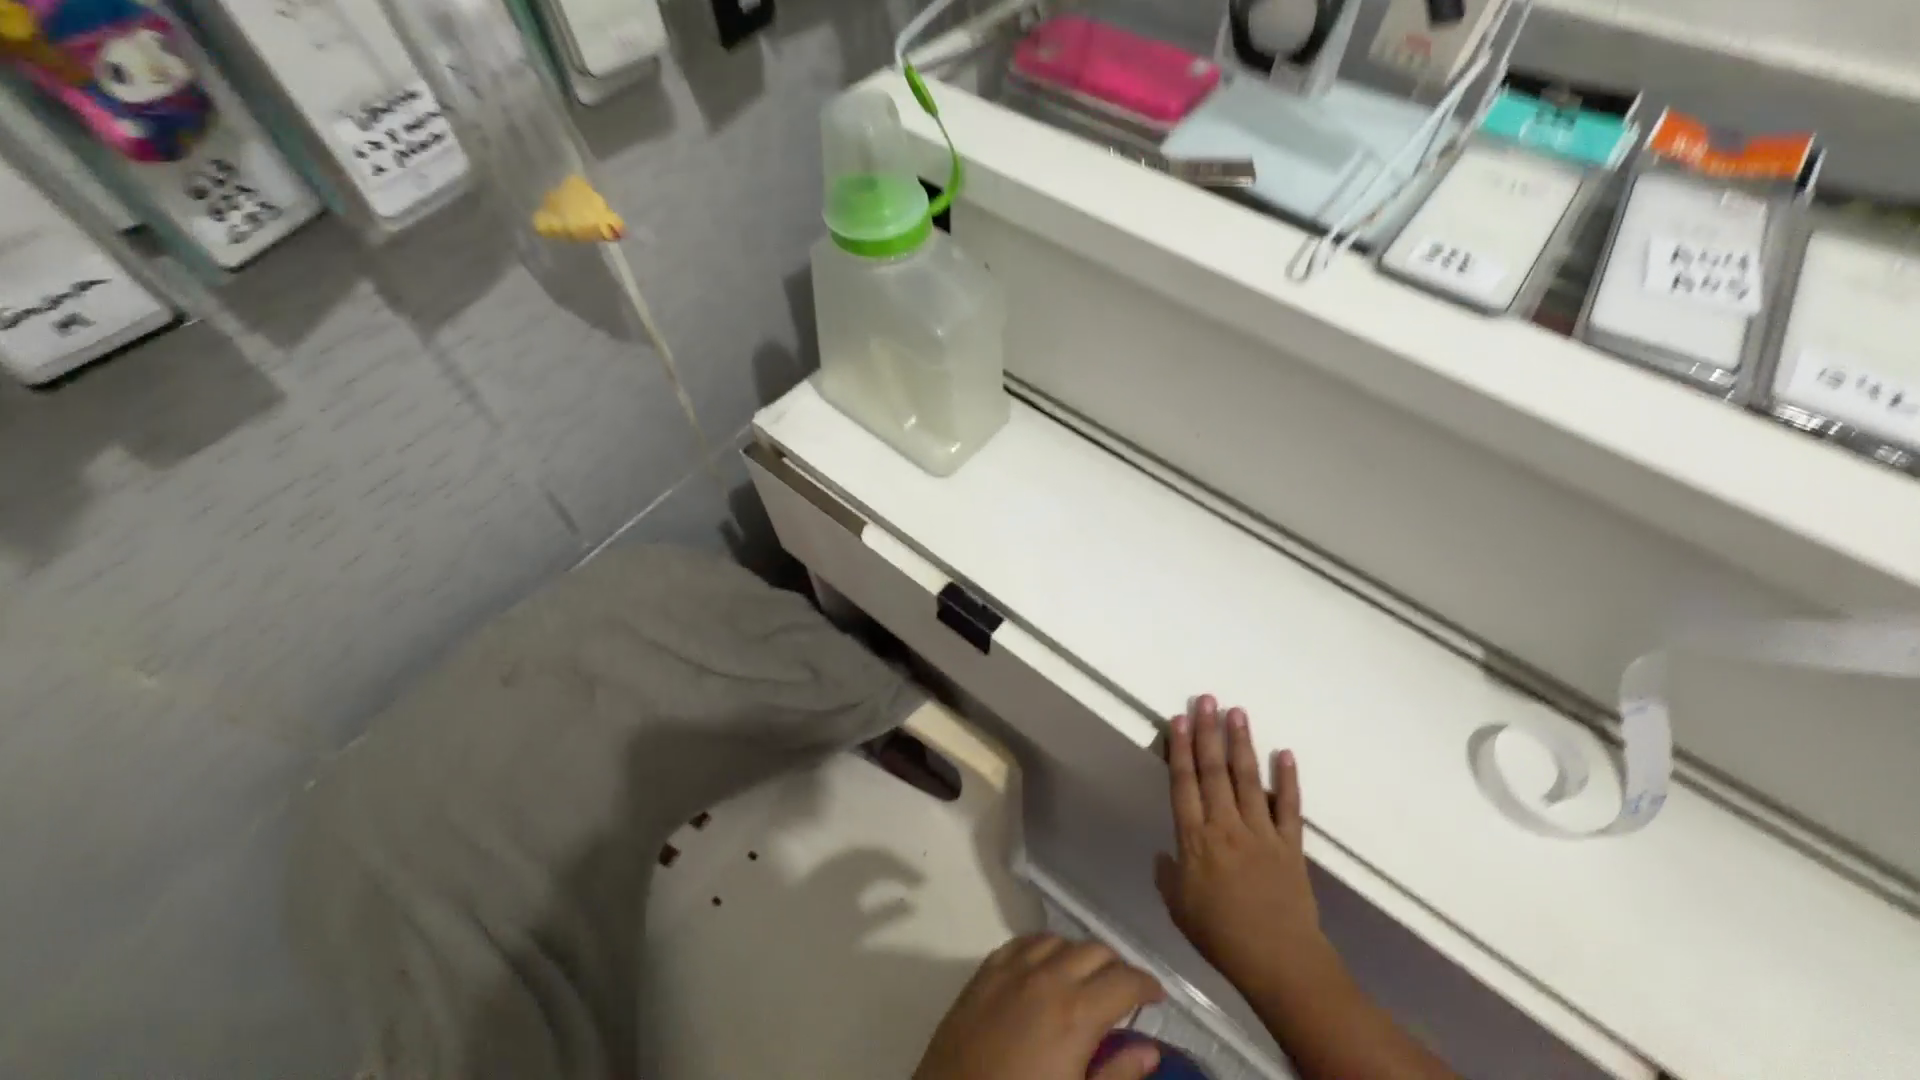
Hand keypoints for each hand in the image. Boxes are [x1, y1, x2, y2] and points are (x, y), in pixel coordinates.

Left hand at [913, 935, 1166, 1079]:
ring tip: (1085, 981)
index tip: (1156, 997)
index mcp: (1077, 1012)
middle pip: (1096, 950)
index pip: (1126, 980)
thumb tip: (1149, 1049)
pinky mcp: (983, 973)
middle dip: (1117, 968)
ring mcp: (1011, 970)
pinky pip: (1022, 943)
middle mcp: (1047, 978)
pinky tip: (1045, 968)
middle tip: (1123, 994)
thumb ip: (1117, 1075)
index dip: (1148, 985)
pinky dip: (1043, 949)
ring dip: (1080, 955)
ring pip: (1060, 940)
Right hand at [1156, 696, 1321, 993]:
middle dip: (1209, 732)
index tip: (1179, 720)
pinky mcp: (1290, 845)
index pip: (1184, 784)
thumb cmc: (1220, 936)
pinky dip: (1287, 779)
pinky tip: (1285, 754)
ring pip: (1248, 779)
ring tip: (1237, 712)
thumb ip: (1169, 876)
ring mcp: (1261, 833)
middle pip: (1214, 771)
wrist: (1278, 960)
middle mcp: (1226, 827)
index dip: (1181, 750)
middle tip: (1206, 700)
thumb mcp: (1178, 908)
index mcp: (1194, 841)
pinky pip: (1289, 806)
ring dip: (1242, 744)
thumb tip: (1165, 855)